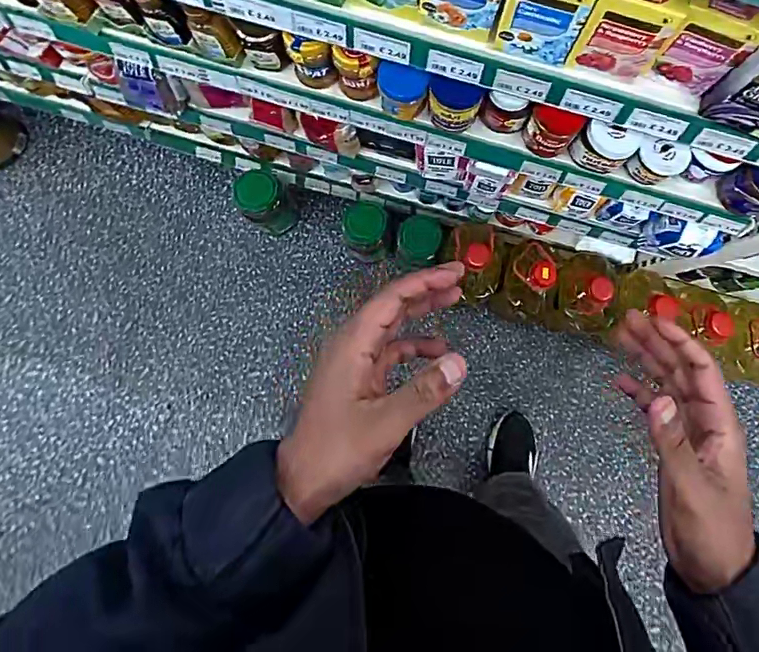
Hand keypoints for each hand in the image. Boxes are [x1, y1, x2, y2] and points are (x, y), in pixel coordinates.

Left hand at [277, 264, 468, 524]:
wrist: (299, 485)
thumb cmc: (333, 453)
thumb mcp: (384, 424)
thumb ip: (424, 392)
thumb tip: (458, 363)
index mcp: (353, 344)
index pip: (393, 298)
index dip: (425, 280)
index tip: (453, 272)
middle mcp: (351, 345)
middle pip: (393, 304)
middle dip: (426, 288)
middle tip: (457, 278)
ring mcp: (353, 360)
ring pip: (392, 324)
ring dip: (421, 311)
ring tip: (451, 301)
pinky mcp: (357, 377)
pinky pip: (390, 348)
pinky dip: (414, 344)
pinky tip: (435, 352)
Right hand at [612, 310, 756, 593]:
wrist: (713, 571)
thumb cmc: (714, 531)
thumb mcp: (693, 487)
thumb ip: (673, 442)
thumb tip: (657, 399)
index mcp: (720, 424)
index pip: (701, 369)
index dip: (680, 341)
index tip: (657, 320)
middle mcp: (704, 420)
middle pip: (680, 370)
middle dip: (657, 342)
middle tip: (631, 320)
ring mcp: (688, 431)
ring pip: (666, 384)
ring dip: (646, 360)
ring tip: (622, 337)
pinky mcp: (673, 445)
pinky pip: (654, 409)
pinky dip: (638, 392)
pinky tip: (620, 379)